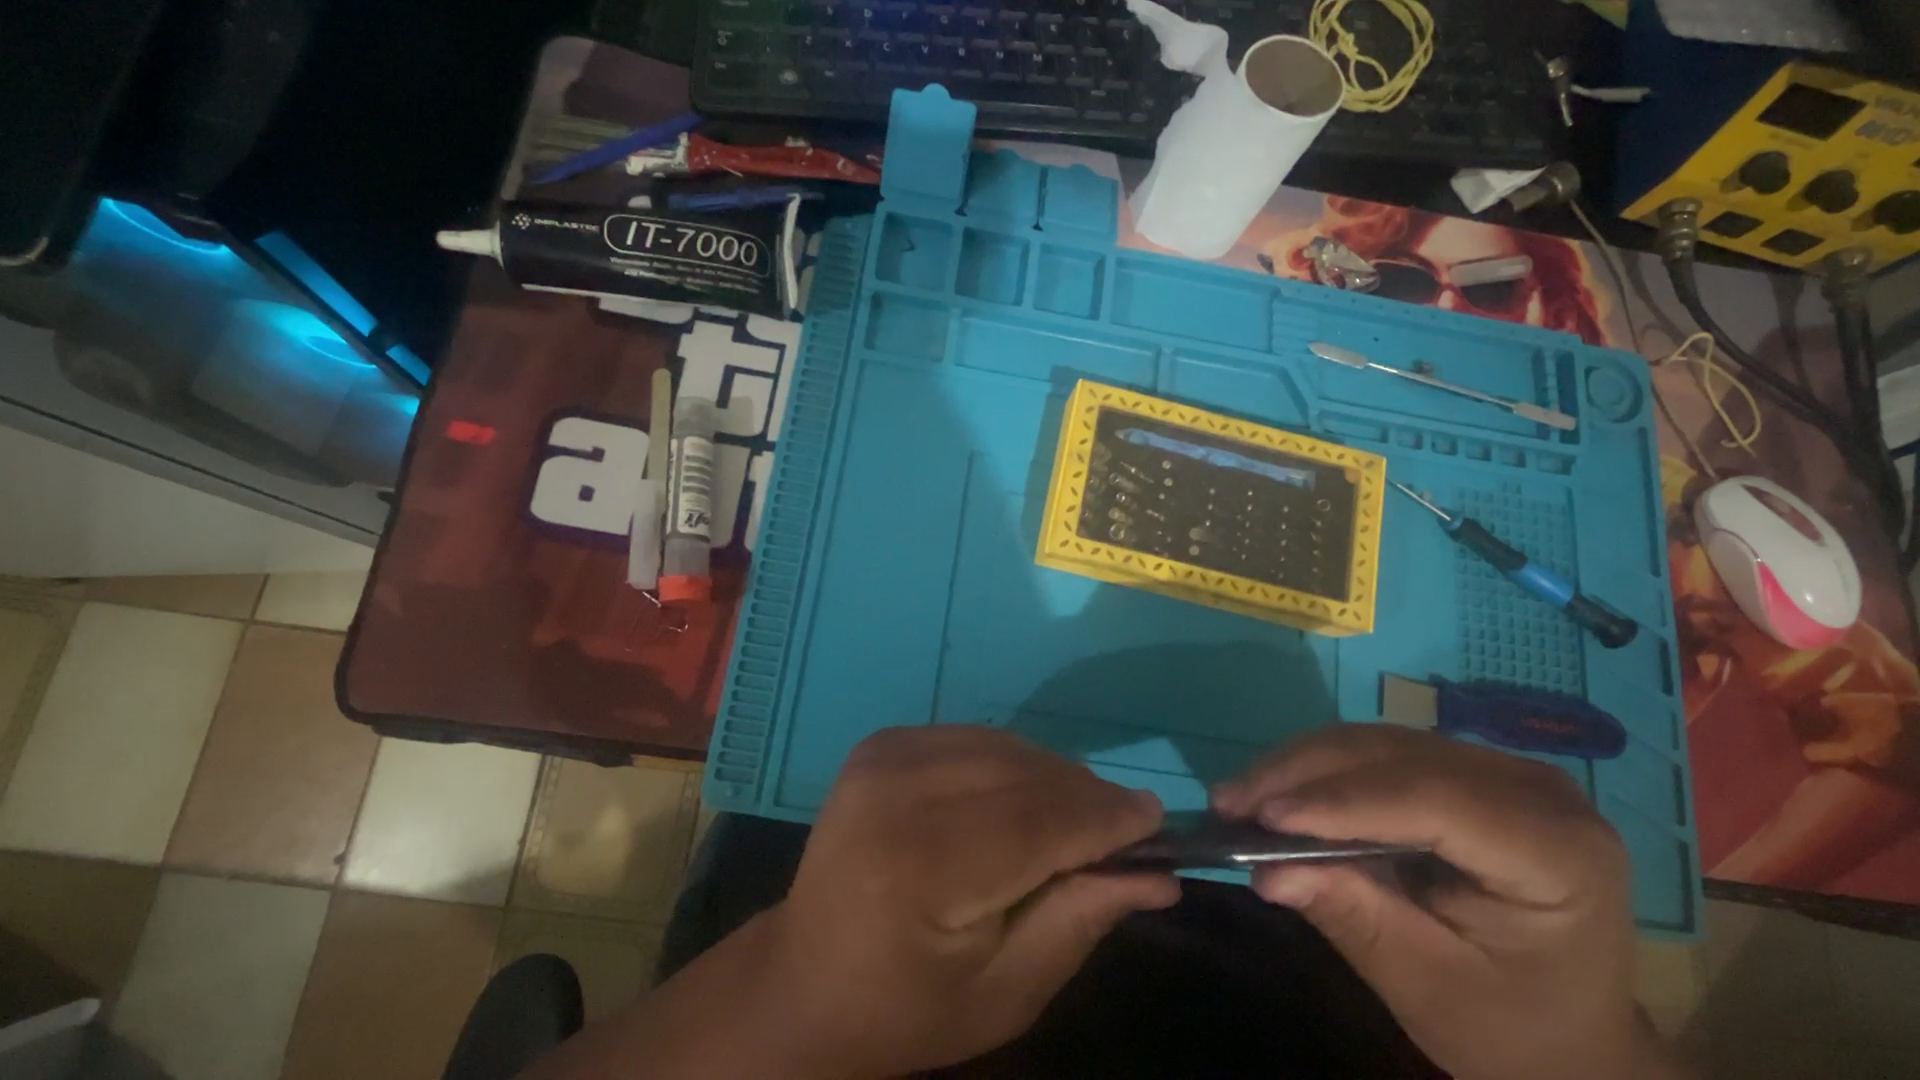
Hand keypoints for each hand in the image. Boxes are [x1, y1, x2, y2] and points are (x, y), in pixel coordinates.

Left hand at [759, 726, 1178, 1078]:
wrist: (806, 978)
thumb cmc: (908, 1007)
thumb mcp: (1007, 991)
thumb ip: (1080, 921)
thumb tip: (1159, 875)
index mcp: (920, 868)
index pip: (1038, 823)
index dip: (1105, 818)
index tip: (1156, 822)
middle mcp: (896, 794)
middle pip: (1025, 776)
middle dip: (1087, 797)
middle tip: (1128, 827)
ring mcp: (883, 759)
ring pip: (1006, 748)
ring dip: (1054, 778)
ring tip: (1079, 819)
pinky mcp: (881, 744)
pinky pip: (976, 739)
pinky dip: (1014, 763)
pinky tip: (1025, 798)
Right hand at [1213, 725, 1681, 1079]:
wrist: (1571, 1033)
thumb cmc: (1511, 1026)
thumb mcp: (1430, 987)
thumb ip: (1354, 919)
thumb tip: (1266, 872)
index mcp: (1558, 851)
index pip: (1437, 800)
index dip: (1344, 801)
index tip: (1261, 816)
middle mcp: (1537, 790)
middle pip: (1401, 756)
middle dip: (1305, 773)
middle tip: (1228, 802)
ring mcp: (1503, 771)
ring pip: (1381, 742)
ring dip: (1302, 765)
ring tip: (1238, 796)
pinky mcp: (1469, 772)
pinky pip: (1383, 753)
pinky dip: (1322, 770)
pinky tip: (1278, 791)